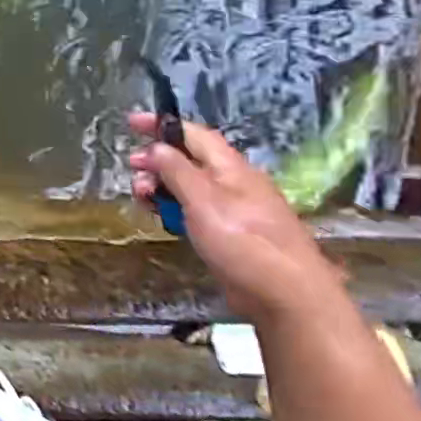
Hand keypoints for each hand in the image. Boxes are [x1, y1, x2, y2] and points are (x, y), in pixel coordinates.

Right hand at [128, 112, 341, 324]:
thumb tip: (155, 147)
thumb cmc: (244, 244)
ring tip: (143, 199)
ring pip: (188, 184)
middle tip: (132, 169)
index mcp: (232, 169)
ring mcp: (234, 209)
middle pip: (189, 159)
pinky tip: (164, 217)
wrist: (289, 298)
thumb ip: (177, 171)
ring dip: (161, 185)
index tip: (131, 122)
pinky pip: (195, 207)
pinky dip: (174, 205)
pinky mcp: (230, 232)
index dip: (162, 125)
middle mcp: (234, 183)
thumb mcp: (203, 202)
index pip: (195, 135)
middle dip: (156, 159)